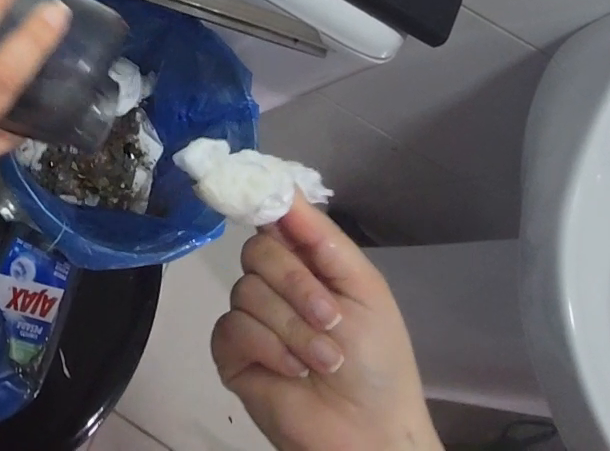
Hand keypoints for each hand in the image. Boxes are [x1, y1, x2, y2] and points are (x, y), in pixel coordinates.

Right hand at [212, 200, 440, 450]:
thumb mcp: (364, 288)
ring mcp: (248, 315)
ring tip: (323, 361)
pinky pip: (233, 327)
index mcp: (305, 262)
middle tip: (330, 320)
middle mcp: (271, 282)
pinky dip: (269, 348)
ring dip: (293, 329)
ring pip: (246, 291)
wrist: (370, 435)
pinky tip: (292, 370)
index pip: (272, 217)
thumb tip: (282, 184)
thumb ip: (321, 236)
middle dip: (296, 286)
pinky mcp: (230, 350)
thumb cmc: (379, 362)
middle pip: (257, 251)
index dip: (265, 205)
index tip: (264, 204)